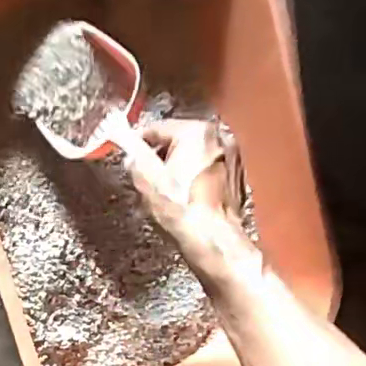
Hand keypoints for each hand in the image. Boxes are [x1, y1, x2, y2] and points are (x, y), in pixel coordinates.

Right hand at [123, 118, 243, 255]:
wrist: (213, 237)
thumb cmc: (183, 209)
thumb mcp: (146, 180)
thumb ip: (134, 157)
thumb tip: (130, 150)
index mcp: (195, 132)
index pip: (156, 128)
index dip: (138, 142)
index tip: (129, 154)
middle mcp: (218, 137)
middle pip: (178, 139)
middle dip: (160, 155)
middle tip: (147, 177)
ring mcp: (231, 155)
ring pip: (194, 153)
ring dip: (179, 166)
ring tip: (167, 191)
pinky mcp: (237, 173)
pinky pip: (208, 167)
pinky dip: (196, 176)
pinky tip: (187, 196)